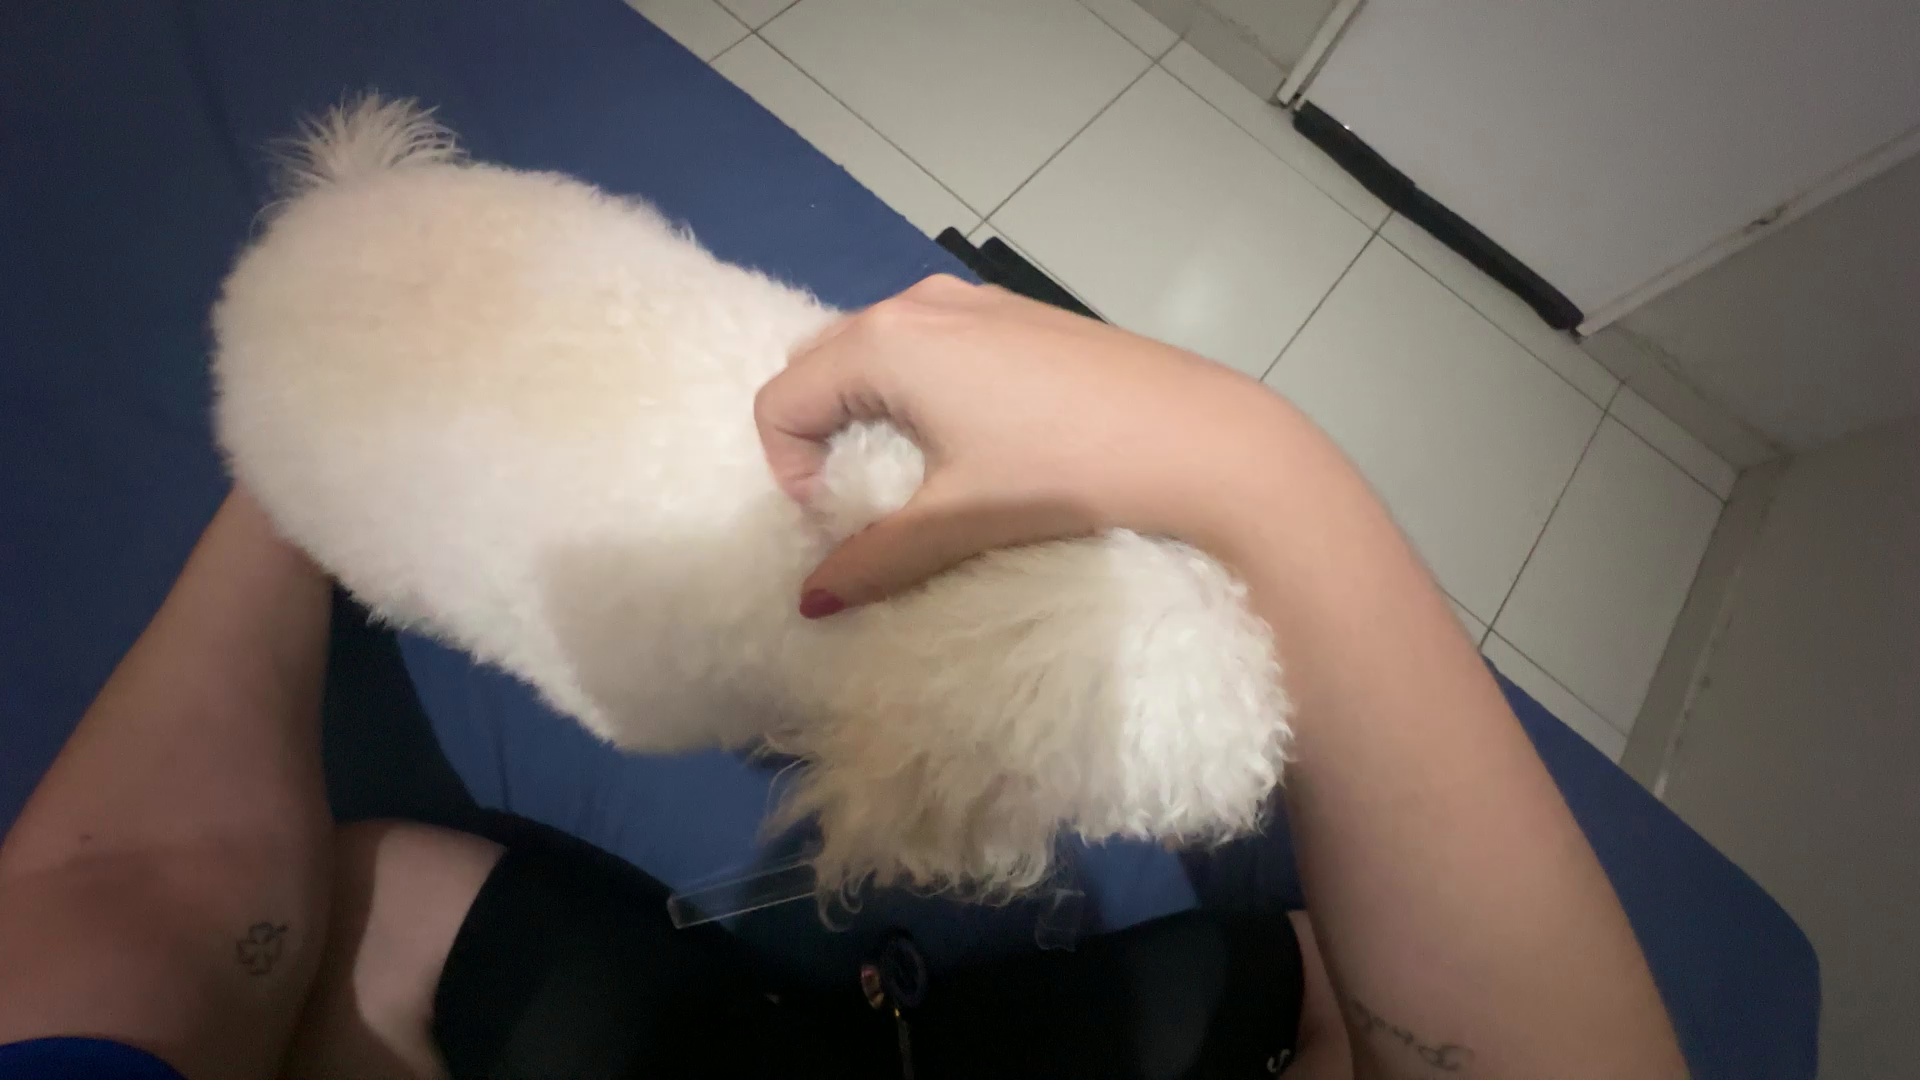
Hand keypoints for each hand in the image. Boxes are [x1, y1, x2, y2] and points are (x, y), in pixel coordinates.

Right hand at [755, 275, 1296, 611]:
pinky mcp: (1015, 310)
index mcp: (887, 342)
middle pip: (820, 362)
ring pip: (876, 346)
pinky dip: (916, 383)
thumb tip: (810, 602)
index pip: (781, 399)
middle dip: (818, 429)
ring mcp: (973, 297)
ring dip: (867, 404)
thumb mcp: (959, 520)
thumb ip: (873, 560)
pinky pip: (931, 340)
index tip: (832, 515)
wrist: (1201, 439)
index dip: (786, 466)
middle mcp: (918, 301)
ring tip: (912, 463)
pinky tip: (968, 429)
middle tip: (859, 488)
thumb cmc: (1065, 472)